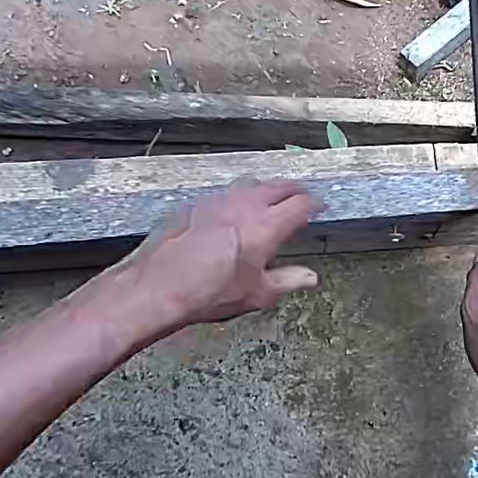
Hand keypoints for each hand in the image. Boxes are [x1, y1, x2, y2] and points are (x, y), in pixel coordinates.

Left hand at [93, 180, 320, 335]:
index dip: (315, 203)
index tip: (320, 207)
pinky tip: (235, 210)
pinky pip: (227, 192)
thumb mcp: (257, 293)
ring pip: (251, 184)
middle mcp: (245, 205)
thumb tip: (310, 277)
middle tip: (302, 197)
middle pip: (278, 186)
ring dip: (267, 189)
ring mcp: (218, 200)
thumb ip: (288, 281)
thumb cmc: (210, 292)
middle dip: (294, 190)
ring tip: (272, 200)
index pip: (301, 204)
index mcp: (267, 226)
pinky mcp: (196, 204)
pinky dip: (240, 196)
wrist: (158, 286)